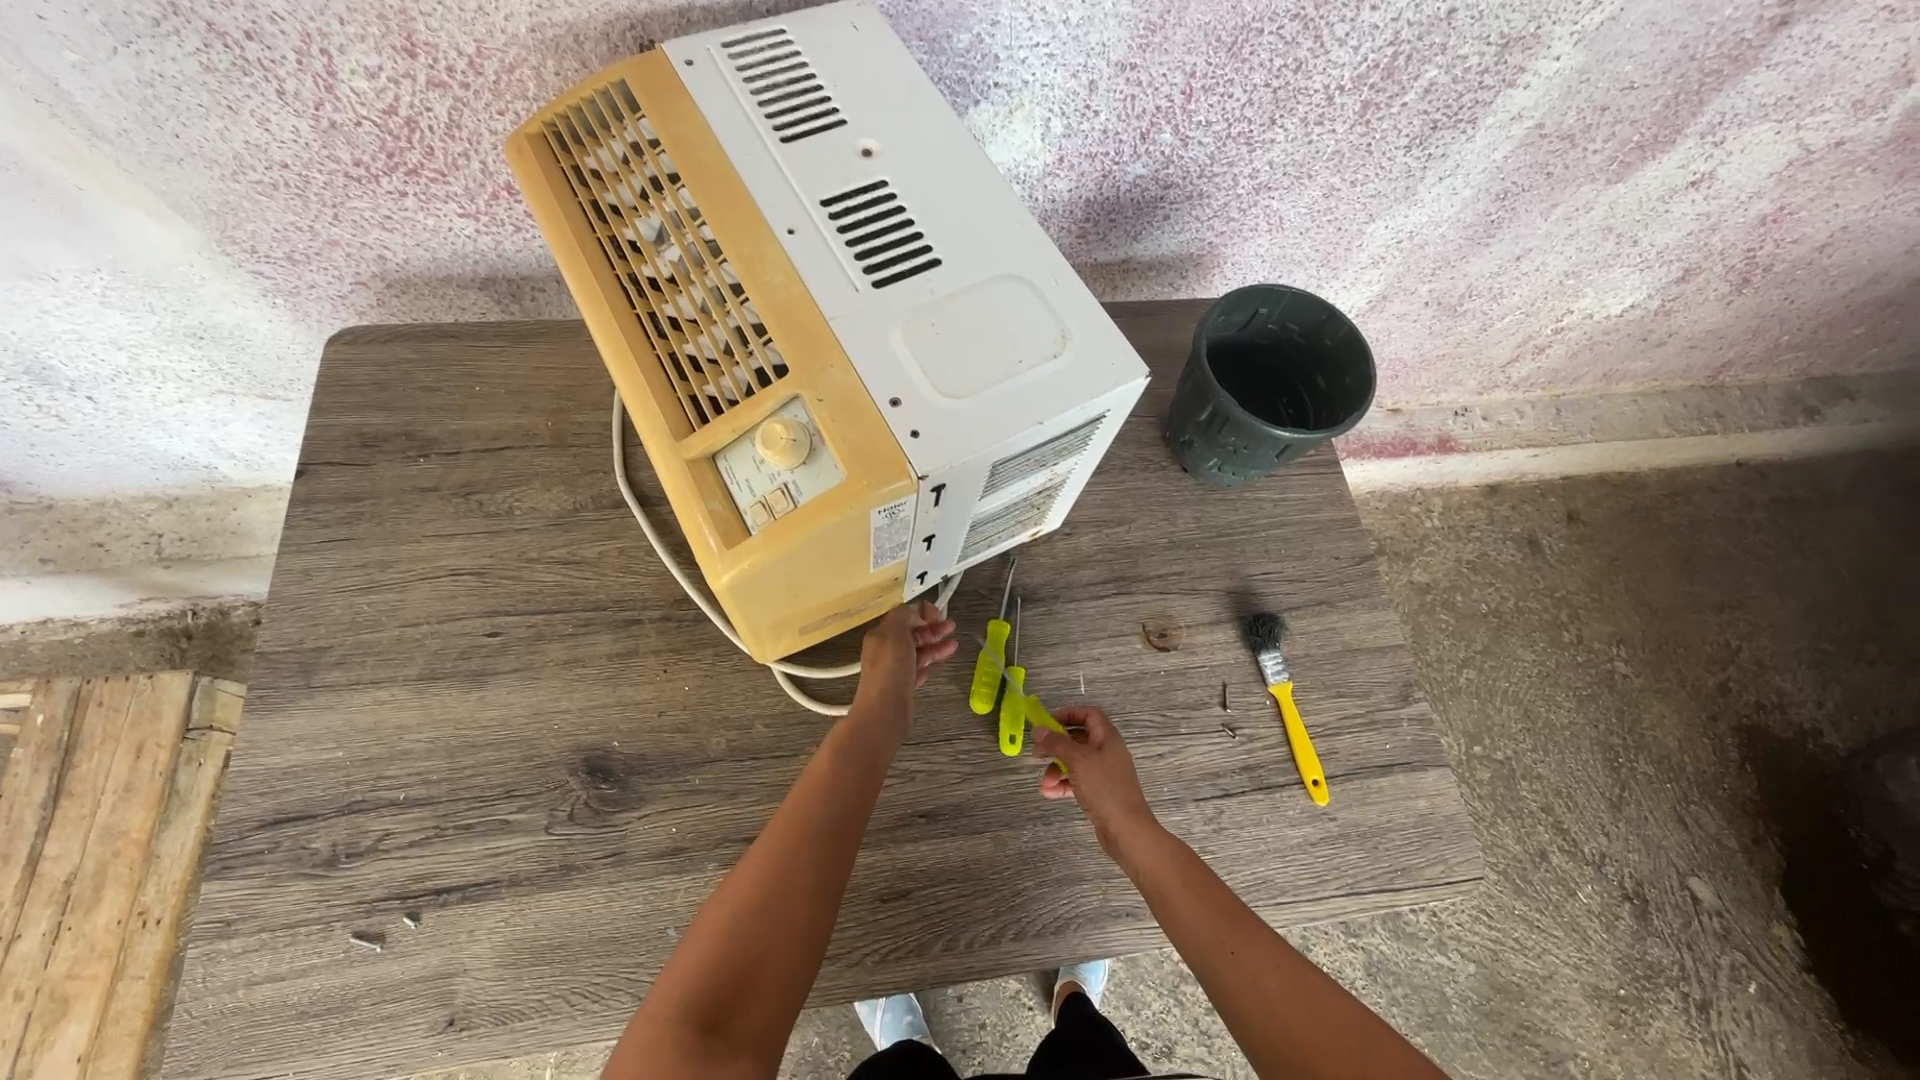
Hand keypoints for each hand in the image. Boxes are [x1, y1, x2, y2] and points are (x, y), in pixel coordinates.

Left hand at [857, 601, 957, 698]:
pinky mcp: (902, 687)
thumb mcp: (897, 632)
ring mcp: (893, 670)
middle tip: (951, 627)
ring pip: (916, 652)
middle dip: (932, 629)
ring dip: (934, 646)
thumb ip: (906, 615)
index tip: (939, 615)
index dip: (922, 613)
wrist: (885, 710)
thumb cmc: (891, 668)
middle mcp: (884, 650)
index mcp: (880, 634)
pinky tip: (936, 665)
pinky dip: (928, 664)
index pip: (903, 617)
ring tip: (953, 646)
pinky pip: (917, 670)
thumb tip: (917, 612)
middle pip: (911, 634)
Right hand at [1032, 705, 1159, 855]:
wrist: (1126, 829)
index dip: (1069, 714)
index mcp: (1107, 738)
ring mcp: (1103, 773)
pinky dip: (1063, 784)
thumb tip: (1039, 729)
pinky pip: (1077, 781)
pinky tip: (1049, 793)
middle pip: (1078, 739)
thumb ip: (1057, 743)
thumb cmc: (1104, 788)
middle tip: (1037, 753)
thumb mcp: (1078, 761)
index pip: (1089, 715)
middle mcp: (1106, 752)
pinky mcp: (1099, 791)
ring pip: (1074, 762)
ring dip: (1056, 770)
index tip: (1047, 722)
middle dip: (1056, 746)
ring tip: (1044, 783)